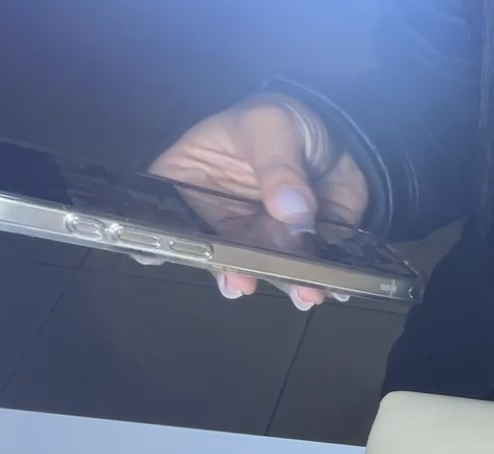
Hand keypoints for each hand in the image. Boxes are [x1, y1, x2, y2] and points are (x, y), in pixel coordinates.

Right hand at [148, 94, 368, 309]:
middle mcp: (225, 219)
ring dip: (288, 282)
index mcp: (192, 181)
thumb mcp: (273, 127)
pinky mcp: (306, 250)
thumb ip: (279, 167)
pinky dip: (328, 281)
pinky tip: (336, 288)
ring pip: (272, 267)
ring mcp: (266, 239)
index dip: (161, 235)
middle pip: (224, 250)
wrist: (338, 137)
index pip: (166, 210)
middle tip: (245, 284)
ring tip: (306, 293)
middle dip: (237, 269)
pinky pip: (315, 269)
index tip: (154, 255)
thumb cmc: (284, 121)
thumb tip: (290, 209)